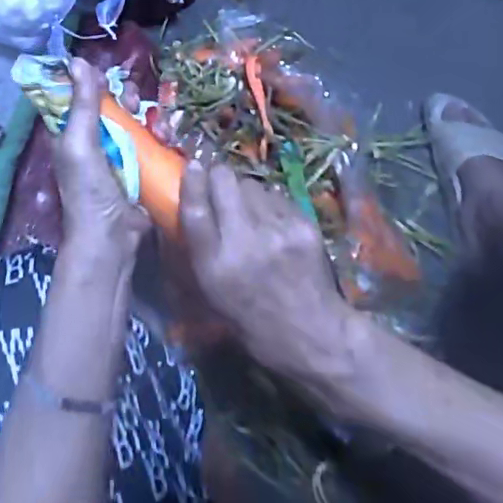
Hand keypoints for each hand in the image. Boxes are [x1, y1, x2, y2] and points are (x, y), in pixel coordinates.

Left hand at [53, 59, 147, 258]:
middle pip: (107, 105)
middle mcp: (90, 140)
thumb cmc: (88, 188)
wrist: (113, 237)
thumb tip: (76, 61)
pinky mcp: (137, 166)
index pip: (78, 96)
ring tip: (151, 116)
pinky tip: (165, 133)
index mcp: (69, 133)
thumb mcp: (80, 142)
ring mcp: (115, 153)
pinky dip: (156, 133)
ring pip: (130, 120)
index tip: (106, 74)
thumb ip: (82, 103)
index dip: (91, 82)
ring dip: (142, 113)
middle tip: (131, 96)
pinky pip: (147, 139)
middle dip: (121, 96)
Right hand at [180, 159, 370, 402]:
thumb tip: (188, 203)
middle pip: (224, 181)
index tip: (192, 167)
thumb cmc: (253, 320)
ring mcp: (276, 231)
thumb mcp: (211, 292)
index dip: (192, 182)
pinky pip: (276, 196)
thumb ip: (197, 247)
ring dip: (244, 190)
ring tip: (249, 208)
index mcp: (214, 265)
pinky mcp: (303, 225)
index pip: (195, 208)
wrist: (315, 336)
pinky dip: (269, 202)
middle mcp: (243, 243)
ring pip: (251, 184)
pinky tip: (272, 221)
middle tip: (220, 184)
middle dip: (218, 176)